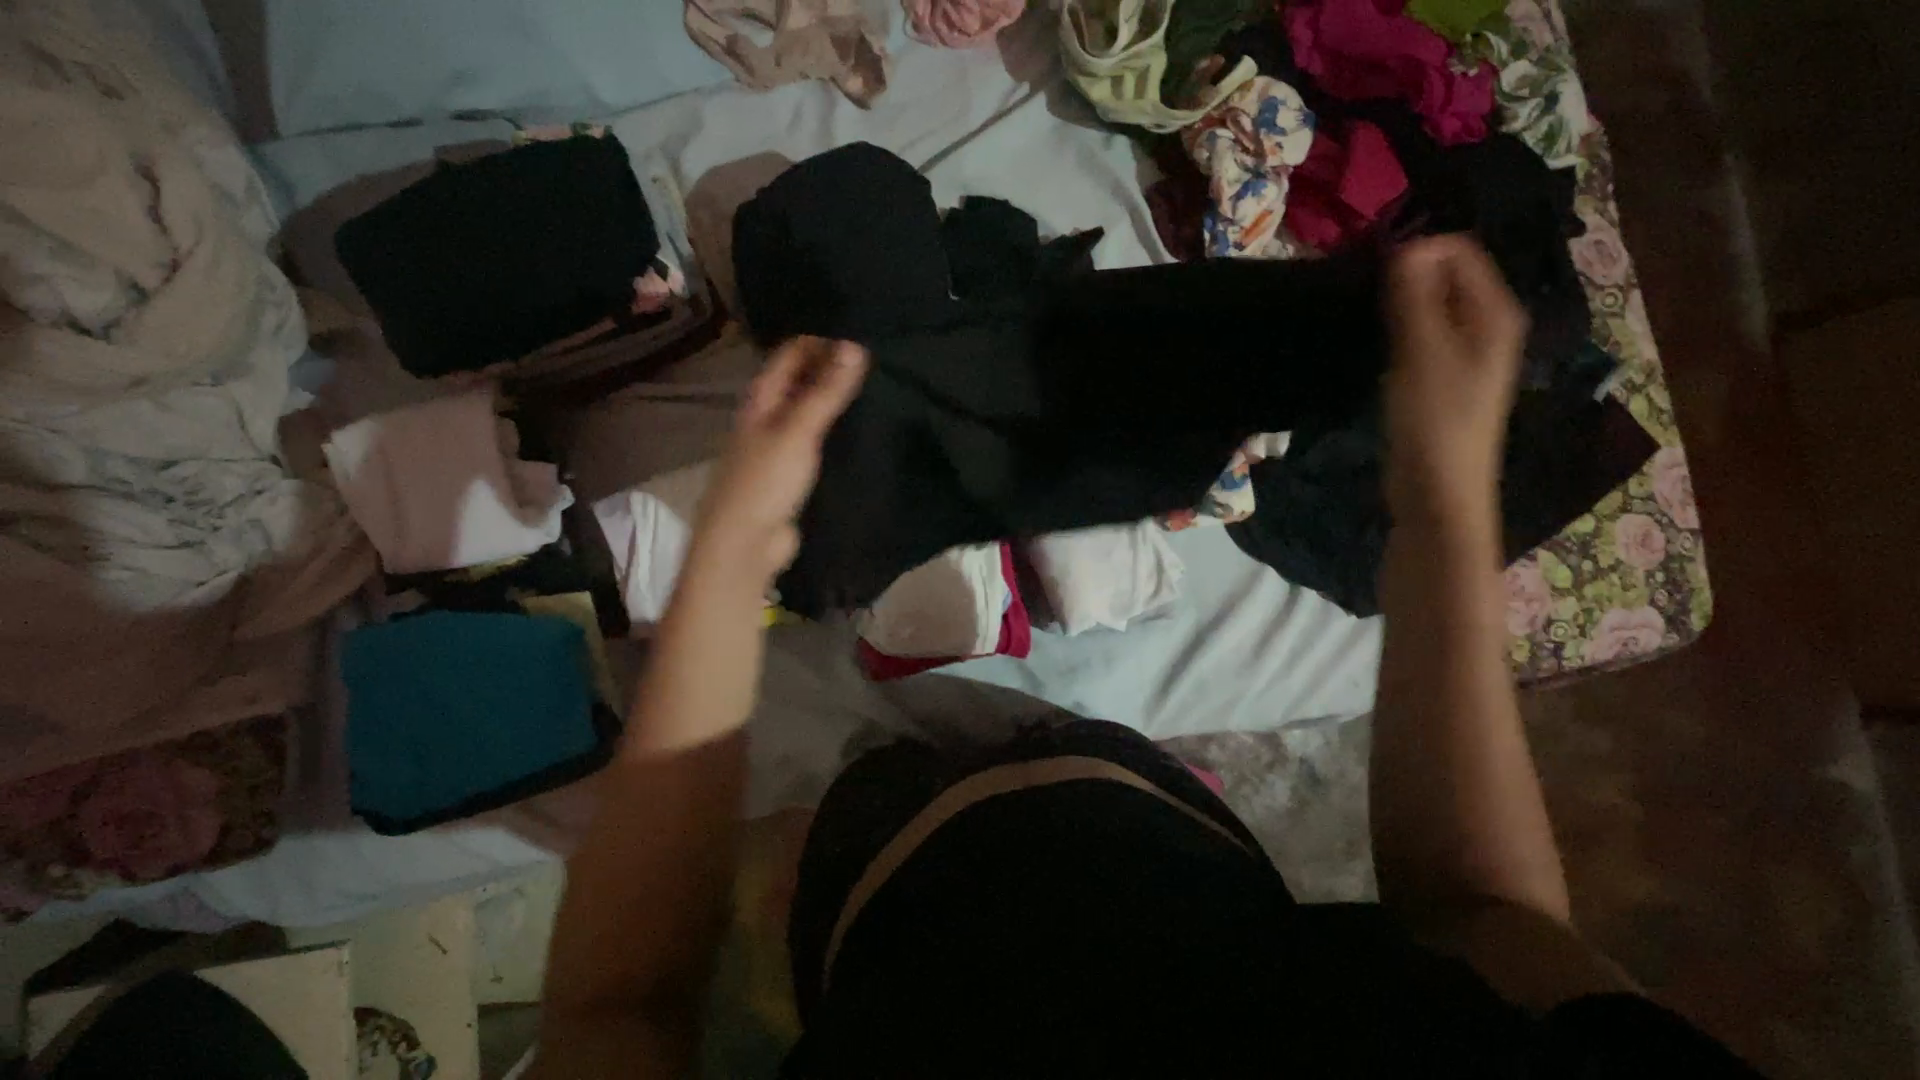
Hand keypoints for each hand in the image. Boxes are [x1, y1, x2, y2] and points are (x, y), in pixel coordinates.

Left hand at [689, 336, 866, 585]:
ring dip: (837, 403)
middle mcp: (767, 416)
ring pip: (810, 413)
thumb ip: (826, 391)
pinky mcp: (792, 474)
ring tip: (880, 393)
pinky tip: (863, 434)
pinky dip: (837, 434)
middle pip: (801, 381)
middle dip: (833, 369)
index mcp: (761, 398)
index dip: (824, 342)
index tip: (864, 342)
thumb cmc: (765, 483)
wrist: (744, 545)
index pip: (793, 352)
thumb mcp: (798, 431)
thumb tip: (855, 345)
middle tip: (880, 364)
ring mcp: (778, 446)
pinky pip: (818, 444)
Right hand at [1383, 235, 1526, 527]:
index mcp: (1494, 313)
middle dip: (1404, 278)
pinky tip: (1373, 347)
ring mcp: (1463, 356)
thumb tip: (1407, 247)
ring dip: (1397, 307)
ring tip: (1362, 317)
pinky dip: (1396, 334)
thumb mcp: (1423, 354)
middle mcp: (1485, 327)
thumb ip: (1415, 298)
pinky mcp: (1439, 381)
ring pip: (1427, 310)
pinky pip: (1418, 338)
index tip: (1370, 271)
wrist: (1437, 495)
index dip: (1416, 253)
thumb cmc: (1435, 423)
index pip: (1458, 252)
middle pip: (1444, 278)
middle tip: (1361, 293)